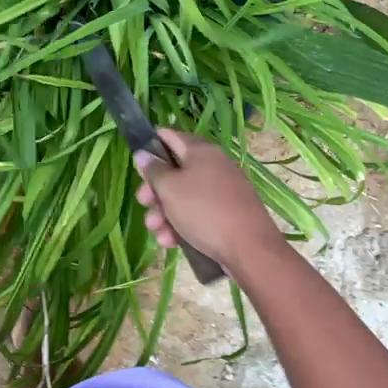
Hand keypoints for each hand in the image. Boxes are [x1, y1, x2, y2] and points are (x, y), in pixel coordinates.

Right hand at [132, 129, 285, 273]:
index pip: (169, 136)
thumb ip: (153, 169)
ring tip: (157, 231)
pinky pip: (198, 212)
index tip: (136, 162)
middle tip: (144, 203)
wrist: (251, 251)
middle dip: (154, 189)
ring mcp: (223, 191)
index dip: (150, 145)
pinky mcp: (228, 214)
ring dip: (164, 212)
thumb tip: (142, 154)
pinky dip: (182, 223)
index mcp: (201, 151)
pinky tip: (171, 241)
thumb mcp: (169, 188)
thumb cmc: (204, 211)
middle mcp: (214, 165)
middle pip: (174, 170)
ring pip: (184, 195)